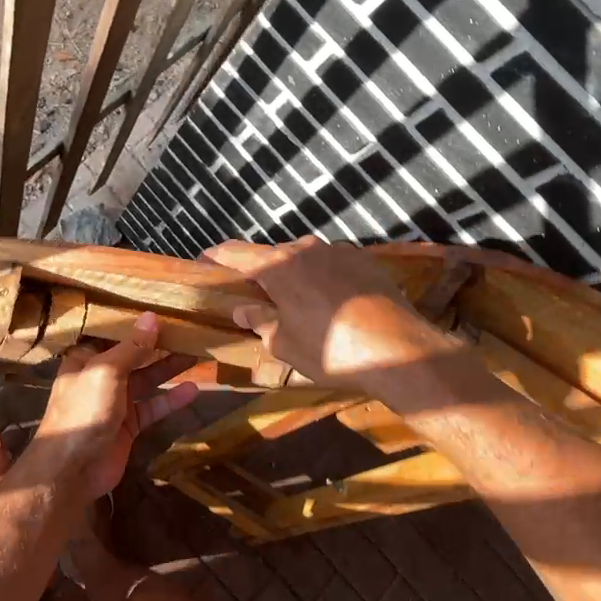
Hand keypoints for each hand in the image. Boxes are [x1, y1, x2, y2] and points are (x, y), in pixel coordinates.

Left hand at [35, 312, 200, 497]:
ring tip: (197, 354)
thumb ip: (131, 347)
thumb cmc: (83, 411)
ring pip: (147, 379)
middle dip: (159, 345)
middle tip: (189, 331)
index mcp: (86, 358)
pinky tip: (193, 390)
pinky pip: (153, 406)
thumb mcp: (106, 372)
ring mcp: (116, 401)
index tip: (163, 308)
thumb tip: (152, 317)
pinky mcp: (129, 425)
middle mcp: (100, 376)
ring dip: (169, 368)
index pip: (114, 334)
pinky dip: (171, 399)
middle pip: (134, 355)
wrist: (72, 470)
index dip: (136, 323)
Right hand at [201, 237, 457, 386]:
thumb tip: (243, 308)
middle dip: (260, 271)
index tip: (202, 261)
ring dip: (295, 274)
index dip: (216, 256)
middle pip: (272, 254)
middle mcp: (306, 248)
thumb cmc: (331, 352)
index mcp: (278, 266)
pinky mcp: (366, 261)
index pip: (235, 252)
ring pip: (305, 258)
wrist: (398, 350)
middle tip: (254, 294)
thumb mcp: (284, 344)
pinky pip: (333, 265)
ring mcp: (339, 251)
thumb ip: (260, 321)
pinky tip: (331, 303)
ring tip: (296, 301)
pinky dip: (323, 278)